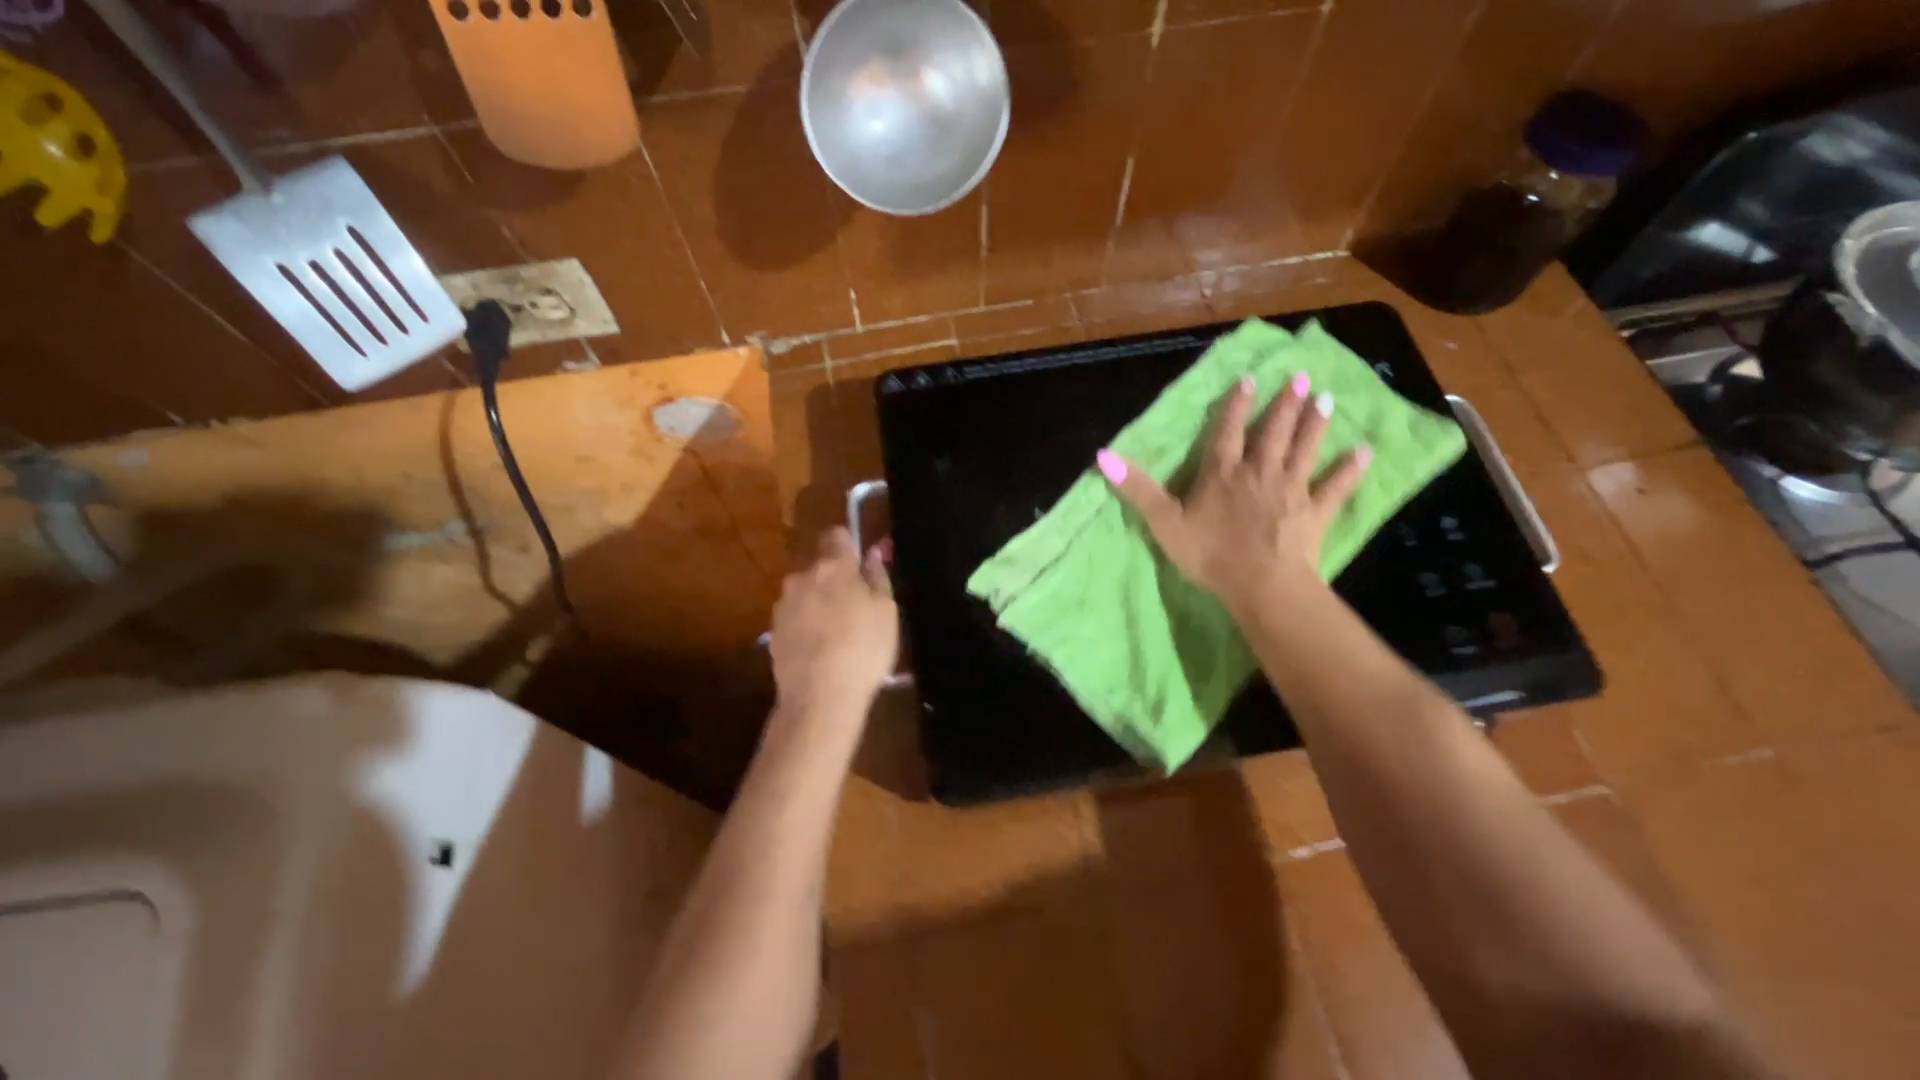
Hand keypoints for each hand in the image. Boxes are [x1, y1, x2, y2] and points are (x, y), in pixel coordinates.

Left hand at [769, 527, 899, 719]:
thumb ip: (877, 577)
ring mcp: (783, 606)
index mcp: (832, 566)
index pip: (836, 535)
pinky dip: (806, 628)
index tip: (860, 565)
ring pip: (805, 595)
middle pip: (819, 568)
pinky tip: (821, 652)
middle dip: (834, 581)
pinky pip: (795, 620)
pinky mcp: (773, 633)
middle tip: (855, 609)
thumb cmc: (863, 648)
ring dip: (818, 605)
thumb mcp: (886, 611)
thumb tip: (872, 553)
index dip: (849, 545)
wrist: (819, 697)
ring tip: (837, 636)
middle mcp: (801, 578)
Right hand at [1096, 372, 1369, 608]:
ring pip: (1304, 450)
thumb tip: (1102, 455)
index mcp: (1222, 474)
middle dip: (1285, 404)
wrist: (1259, 583)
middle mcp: (1258, 473)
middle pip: (1272, 434)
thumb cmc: (1209, 554)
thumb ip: (1137, 488)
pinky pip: (1335, 487)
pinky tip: (1365, 451)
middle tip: (1301, 377)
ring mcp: (1290, 491)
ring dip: (1315, 424)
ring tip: (1326, 398)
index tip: (1250, 379)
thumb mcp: (1164, 522)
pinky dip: (1350, 469)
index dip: (1237, 406)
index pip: (1227, 433)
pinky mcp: (1314, 513)